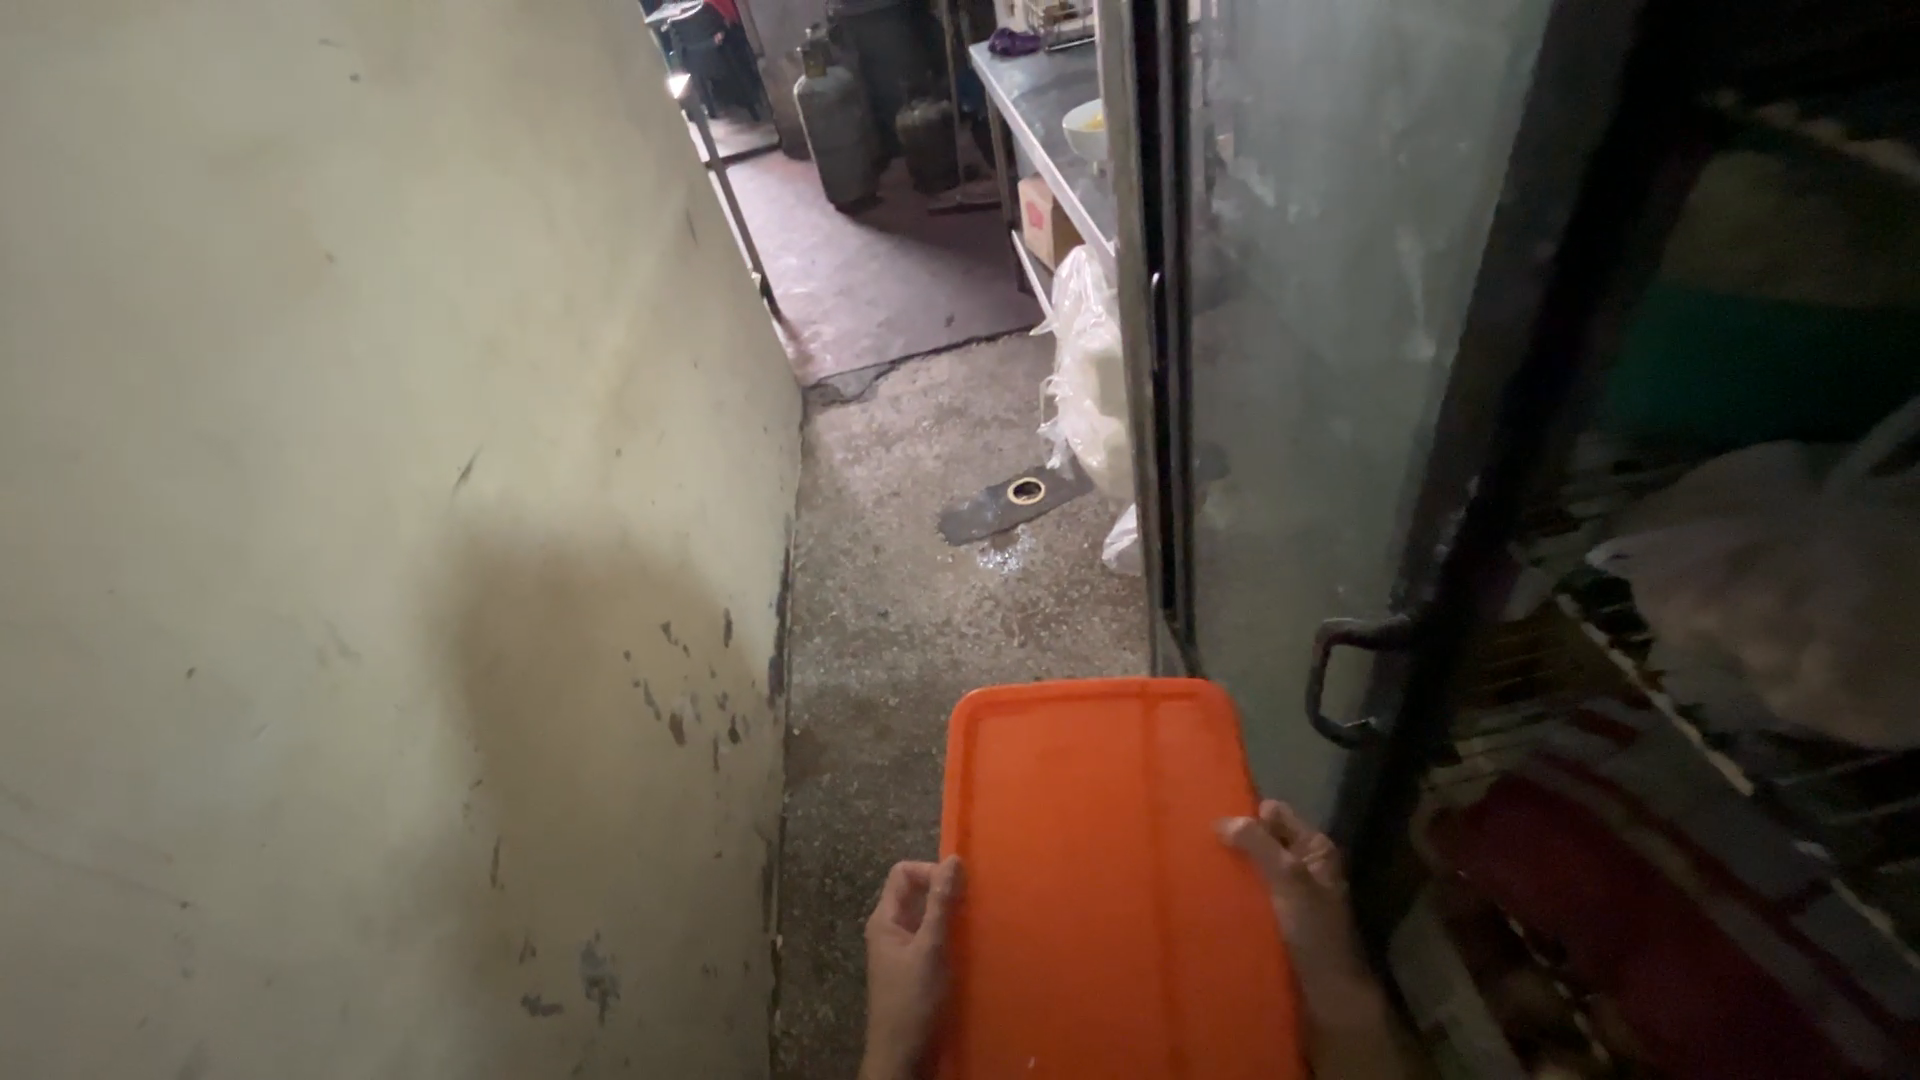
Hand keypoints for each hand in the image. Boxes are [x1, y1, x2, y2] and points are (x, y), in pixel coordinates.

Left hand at [859, 856, 963, 1079]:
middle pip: (915, 892)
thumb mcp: (930, 948)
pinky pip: (931, 939)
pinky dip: (949, 936)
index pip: (903, 872)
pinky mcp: (913, 970)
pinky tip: (968, 948)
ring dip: (949, 916)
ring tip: (974, 924)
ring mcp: (900, 951)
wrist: (902, 1060)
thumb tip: (953, 859)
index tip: (957, 889)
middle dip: (944, 892)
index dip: (930, 872)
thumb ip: (941, 904)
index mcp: (885, 919)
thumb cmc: (913, 1002)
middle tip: (971, 905)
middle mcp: (889, 929)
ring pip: (926, 917)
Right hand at [1217, 800, 1384, 1026]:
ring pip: (1252, 865)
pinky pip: (1248, 890)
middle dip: (1233, 838)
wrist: (1329, 995)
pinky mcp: (1275, 915)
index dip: (1247, 812)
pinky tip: (1207, 889)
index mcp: (1314, 847)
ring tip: (1195, 863)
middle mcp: (1302, 863)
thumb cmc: (1315, 932)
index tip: (1212, 816)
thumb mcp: (1290, 879)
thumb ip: (1259, 844)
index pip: (1274, 812)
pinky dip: (1231, 888)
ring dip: (1230, 865)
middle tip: (1196, 840)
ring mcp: (1288, 890)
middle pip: (1261, 838)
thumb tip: (1221, 819)